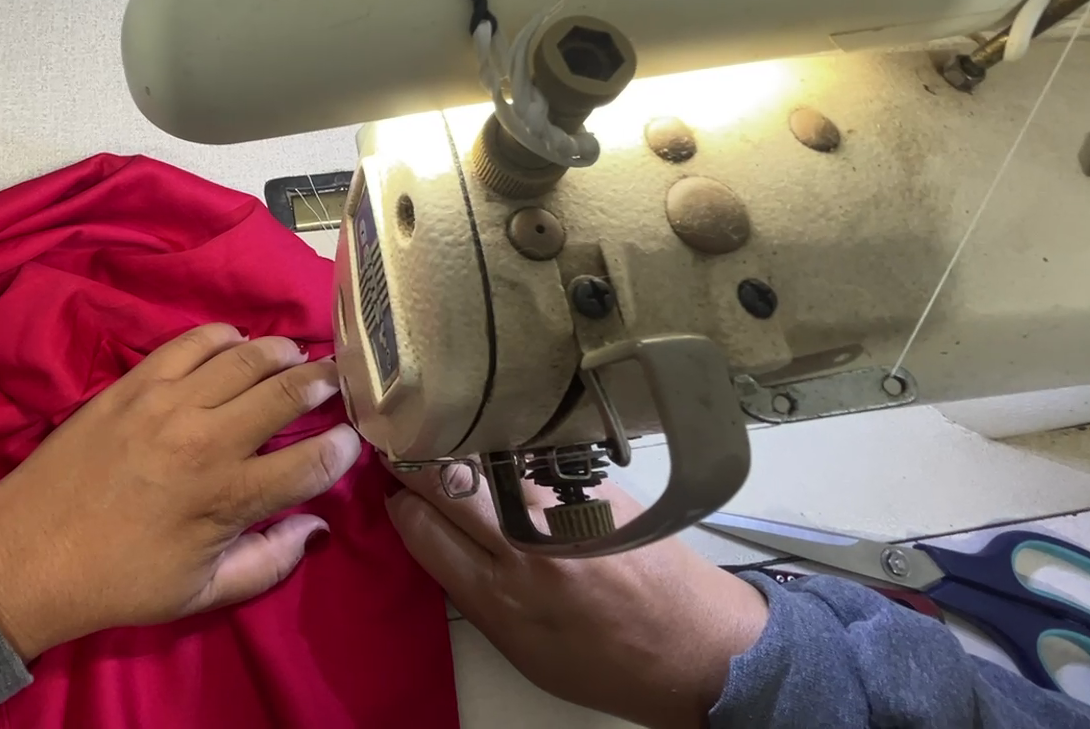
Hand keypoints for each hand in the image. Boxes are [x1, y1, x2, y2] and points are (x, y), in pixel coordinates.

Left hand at [0, 325, 360, 659]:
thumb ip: (270, 562)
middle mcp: (207, 441)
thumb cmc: (118, 581)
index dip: (342, 447)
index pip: (310, 463)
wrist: (24, 555)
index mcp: (227, 499)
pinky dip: (225, 336)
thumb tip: (318, 525)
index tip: (352, 438)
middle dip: (324, 383)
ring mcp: (169, 404)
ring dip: (282, 352)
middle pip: (287, 394)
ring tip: (296, 356)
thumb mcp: (200, 594)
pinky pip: (193, 341)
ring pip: (247, 357)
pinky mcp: (136, 382)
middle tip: (336, 380)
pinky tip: (236, 344)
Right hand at [387, 466, 767, 728]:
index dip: (396, 499)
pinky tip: (486, 430)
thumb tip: (425, 529)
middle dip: (409, 457)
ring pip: (478, 448)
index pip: (420, 525)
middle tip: (396, 442)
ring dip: (447, 438)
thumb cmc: (604, 661)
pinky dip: (493, 437)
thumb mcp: (521, 649)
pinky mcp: (587, 475)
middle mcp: (525, 541)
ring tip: (432, 428)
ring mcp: (559, 500)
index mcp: (502, 597)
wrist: (700, 643)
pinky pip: (520, 444)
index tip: (389, 485)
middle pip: (441, 476)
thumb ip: (468, 588)